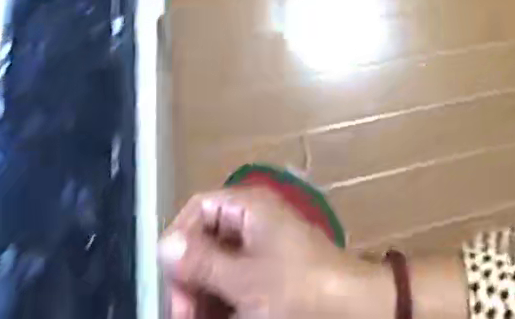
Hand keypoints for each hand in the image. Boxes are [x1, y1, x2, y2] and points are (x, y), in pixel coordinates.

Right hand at [159, 187, 393, 318]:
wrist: (351, 307)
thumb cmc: (296, 286)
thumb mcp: (243, 280)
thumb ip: (201, 263)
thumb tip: (164, 243)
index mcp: (247, 206)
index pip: (198, 209)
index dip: (179, 242)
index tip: (170, 283)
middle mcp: (252, 218)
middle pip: (204, 241)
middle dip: (190, 279)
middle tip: (185, 315)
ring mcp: (262, 246)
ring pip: (217, 267)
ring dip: (204, 296)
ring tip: (201, 318)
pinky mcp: (270, 272)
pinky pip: (235, 282)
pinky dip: (224, 301)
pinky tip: (223, 316)